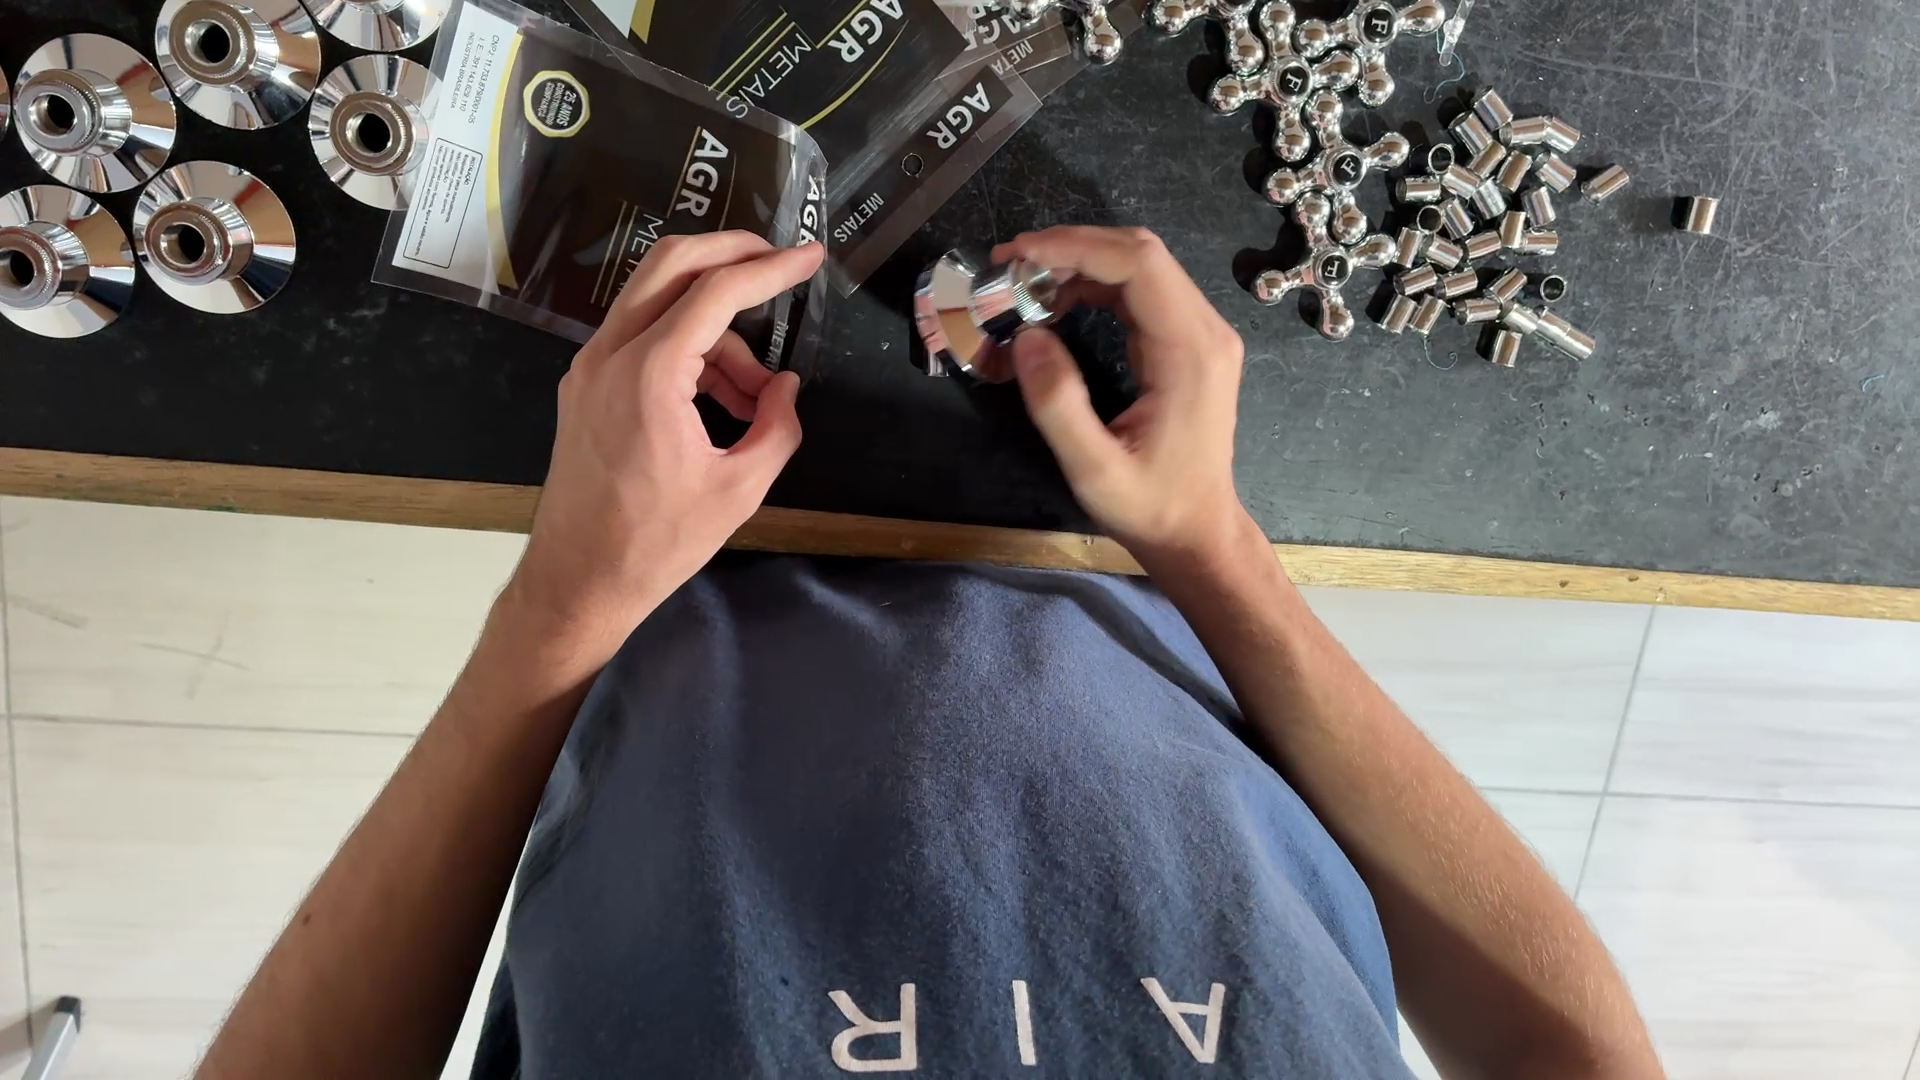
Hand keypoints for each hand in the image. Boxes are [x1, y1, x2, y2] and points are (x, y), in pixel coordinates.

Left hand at [504, 232, 824, 653]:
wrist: (579, 580)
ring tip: (758, 398)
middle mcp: (610, 354)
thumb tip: (786, 385)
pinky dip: (690, 352)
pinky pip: (645, 339)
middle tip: (781, 264)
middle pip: (671, 264)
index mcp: (649, 375)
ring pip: (661, 304)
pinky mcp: (586, 386)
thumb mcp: (741, 489)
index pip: (716, 292)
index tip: (811, 257)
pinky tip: (721, 403)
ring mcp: (590, 367)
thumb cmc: (661, 542)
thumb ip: (777, 426)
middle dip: (732, 254)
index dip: (772, 269)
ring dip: (720, 330)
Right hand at [992, 227, 1258, 571]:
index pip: (1137, 264)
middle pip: (1140, 254)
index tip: (1016, 255)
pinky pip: (1142, 294)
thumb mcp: (1093, 471)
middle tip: (1009, 266)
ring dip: (1080, 264)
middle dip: (1071, 247)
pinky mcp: (1190, 345)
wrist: (1197, 532)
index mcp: (1189, 352)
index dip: (1073, 246)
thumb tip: (1025, 337)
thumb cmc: (1151, 508)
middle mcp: (1206, 330)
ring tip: (1024, 286)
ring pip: (1141, 268)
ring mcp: (1202, 334)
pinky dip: (1096, 287)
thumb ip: (1057, 404)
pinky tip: (1058, 305)